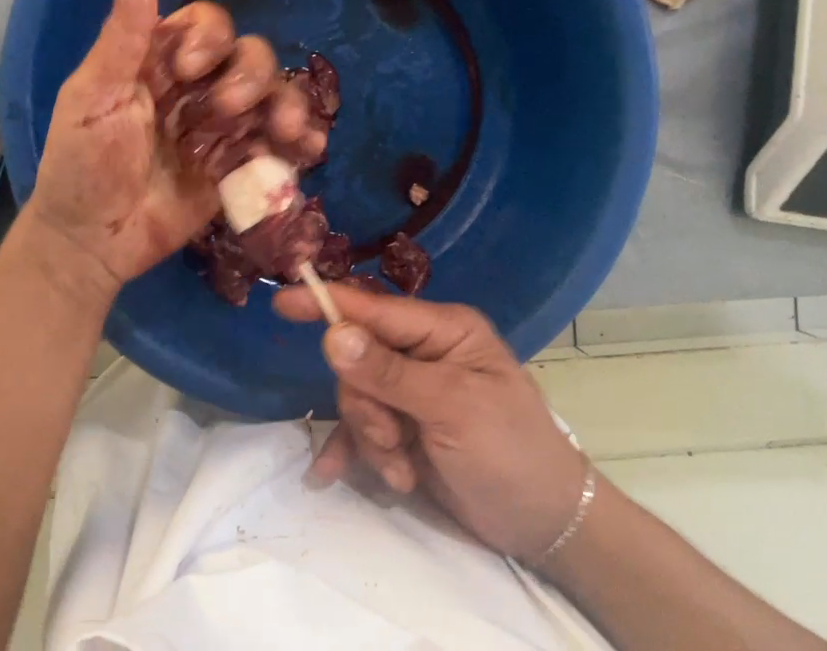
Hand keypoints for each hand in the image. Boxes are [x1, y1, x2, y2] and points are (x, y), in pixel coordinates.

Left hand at [29, 0, 323, 292]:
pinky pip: (277, 145)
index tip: (190, 71)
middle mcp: (198, 88)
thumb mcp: (93, 96)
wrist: (90, 242)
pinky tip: (307, 150)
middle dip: (250, 77)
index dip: (211, 39)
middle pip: (250, 57)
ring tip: (290, 134)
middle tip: (227, 110)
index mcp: (161, 62)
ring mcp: (222, 128)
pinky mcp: (237, 167)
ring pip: (273, 98)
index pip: (207, 25)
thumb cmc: (80, 164)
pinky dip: (299, 143)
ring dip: (288, 107)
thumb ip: (120, 36)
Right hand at [275, 282, 588, 561]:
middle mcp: (424, 354)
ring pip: (356, 399)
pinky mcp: (405, 430)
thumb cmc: (510, 452)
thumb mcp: (452, 408)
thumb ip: (389, 372)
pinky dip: (354, 453)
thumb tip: (333, 334)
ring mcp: (413, 394)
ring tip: (401, 470)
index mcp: (444, 331)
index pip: (375, 309)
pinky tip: (335, 475)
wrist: (544, 523)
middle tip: (391, 437)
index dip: (328, 305)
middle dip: (365, 404)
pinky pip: (360, 431)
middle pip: (357, 360)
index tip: (282, 303)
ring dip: (370, 438)